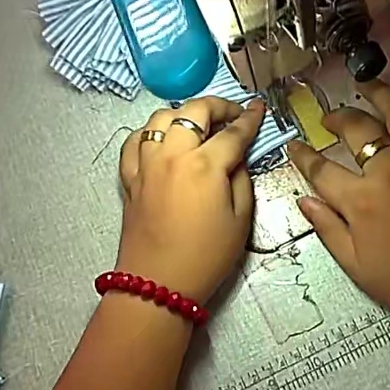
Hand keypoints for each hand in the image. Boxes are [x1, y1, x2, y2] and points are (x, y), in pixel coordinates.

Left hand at [116, 97, 264, 302]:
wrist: (159, 284)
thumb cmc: (207, 257)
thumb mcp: (241, 220)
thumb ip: (242, 181)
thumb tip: (237, 160)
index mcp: (204, 165)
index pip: (232, 132)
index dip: (250, 119)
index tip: (259, 108)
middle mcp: (172, 155)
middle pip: (193, 111)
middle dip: (217, 105)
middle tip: (233, 113)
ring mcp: (146, 164)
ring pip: (160, 119)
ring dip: (183, 114)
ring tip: (198, 124)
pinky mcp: (130, 178)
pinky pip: (135, 141)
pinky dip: (150, 132)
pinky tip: (162, 139)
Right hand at [286, 82, 389, 331]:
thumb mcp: (356, 265)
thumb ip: (329, 229)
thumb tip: (305, 202)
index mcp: (362, 200)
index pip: (322, 170)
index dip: (303, 156)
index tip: (294, 146)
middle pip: (359, 129)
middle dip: (339, 117)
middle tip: (330, 117)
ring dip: (384, 93)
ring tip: (370, 84)